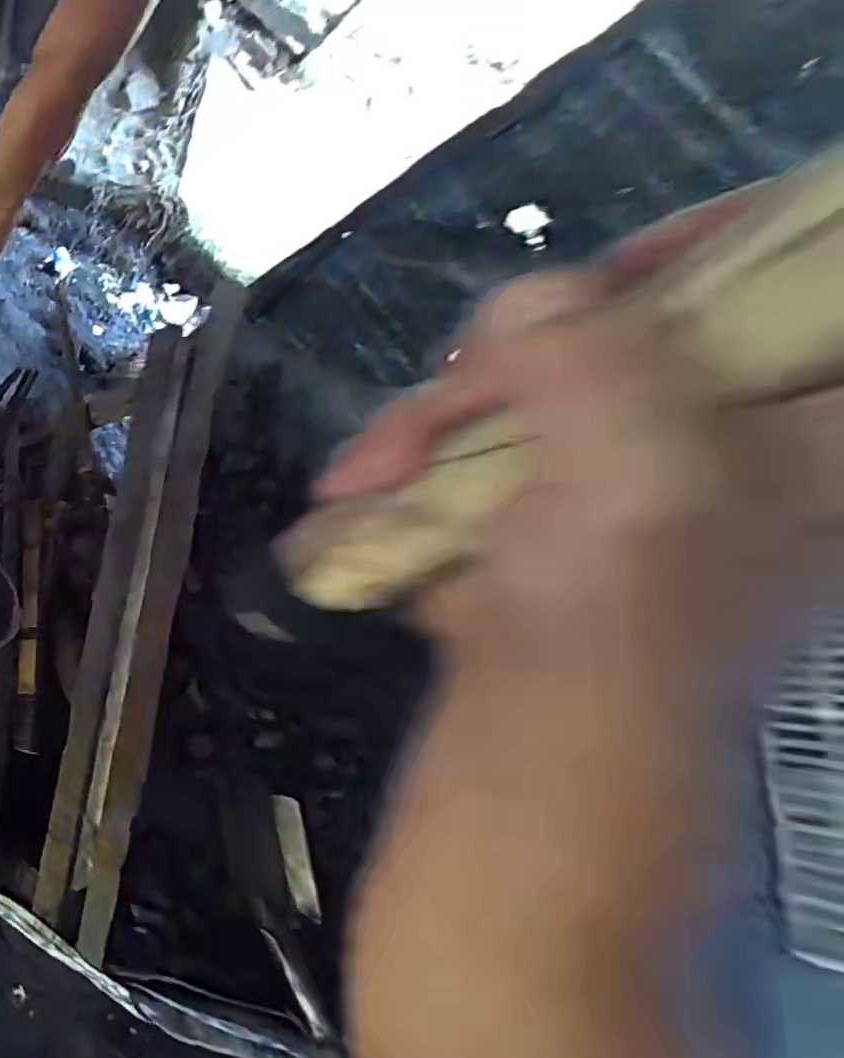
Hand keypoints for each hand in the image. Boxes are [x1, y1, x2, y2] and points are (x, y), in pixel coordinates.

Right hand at [315, 190, 806, 665]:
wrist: (528, 709)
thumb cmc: (614, 612)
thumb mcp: (632, 484)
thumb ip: (593, 371)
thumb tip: (523, 293)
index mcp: (812, 412)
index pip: (808, 275)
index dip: (724, 244)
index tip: (616, 268)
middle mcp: (711, 417)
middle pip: (609, 328)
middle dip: (498, 366)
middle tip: (442, 398)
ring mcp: (602, 449)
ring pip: (510, 382)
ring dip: (422, 422)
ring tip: (364, 474)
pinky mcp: (524, 477)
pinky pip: (463, 430)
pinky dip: (406, 453)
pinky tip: (361, 485)